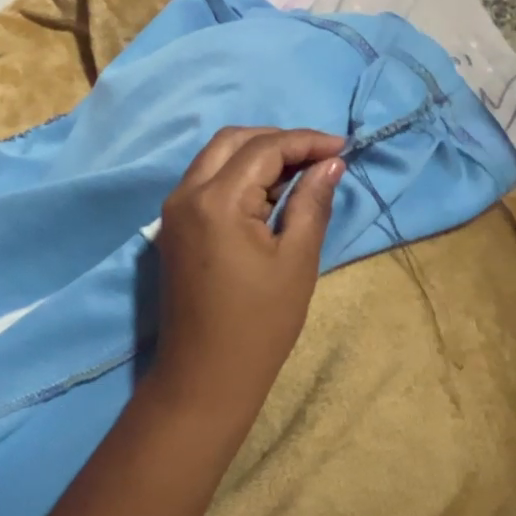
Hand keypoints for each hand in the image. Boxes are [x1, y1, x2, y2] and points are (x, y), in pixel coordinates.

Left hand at [149, 127, 345, 413]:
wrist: (204, 374)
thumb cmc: (259, 323)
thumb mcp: (296, 261)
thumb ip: (311, 203)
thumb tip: (330, 164)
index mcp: (216, 200)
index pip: (263, 148)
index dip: (305, 141)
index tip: (343, 147)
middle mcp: (186, 193)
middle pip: (232, 141)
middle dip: (278, 140)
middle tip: (320, 157)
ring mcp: (173, 209)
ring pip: (215, 157)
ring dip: (256, 155)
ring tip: (301, 173)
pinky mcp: (173, 225)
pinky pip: (205, 181)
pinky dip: (237, 175)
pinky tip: (269, 194)